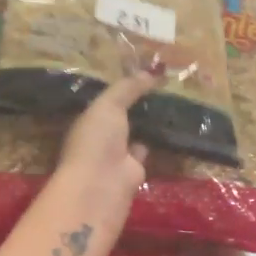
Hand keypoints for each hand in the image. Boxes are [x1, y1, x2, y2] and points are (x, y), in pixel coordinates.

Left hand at [53, 70, 159, 221]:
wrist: (103, 183)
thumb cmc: (97, 139)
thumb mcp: (109, 105)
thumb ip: (127, 88)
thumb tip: (151, 73)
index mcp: (86, 120)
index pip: (103, 102)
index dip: (119, 88)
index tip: (139, 73)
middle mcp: (99, 138)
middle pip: (119, 117)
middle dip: (135, 104)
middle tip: (158, 84)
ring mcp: (115, 155)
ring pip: (133, 133)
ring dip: (147, 122)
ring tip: (168, 101)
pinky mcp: (133, 170)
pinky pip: (145, 150)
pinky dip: (154, 141)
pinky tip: (168, 126)